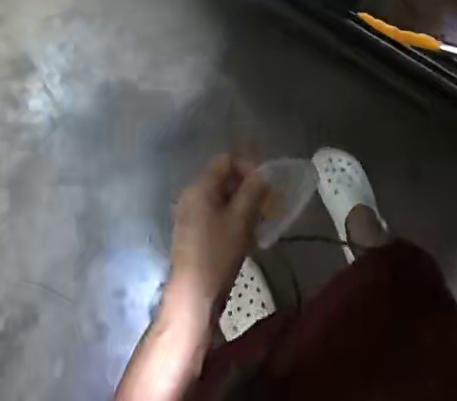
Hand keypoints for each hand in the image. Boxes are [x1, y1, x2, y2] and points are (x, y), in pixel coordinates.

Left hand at [166, 154, 267, 308]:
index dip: (248, 167)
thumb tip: (262, 174)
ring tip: (259, 222)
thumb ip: (253, 191)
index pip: (226, 160)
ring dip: (241, 204)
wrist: (193, 296)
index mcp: (200, 186)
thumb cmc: (218, 254)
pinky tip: (245, 235)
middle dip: (247, 187)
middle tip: (267, 206)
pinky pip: (214, 213)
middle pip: (222, 178)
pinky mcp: (192, 232)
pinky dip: (231, 216)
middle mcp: (191, 194)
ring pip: (220, 197)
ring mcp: (189, 213)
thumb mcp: (240, 220)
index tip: (266, 187)